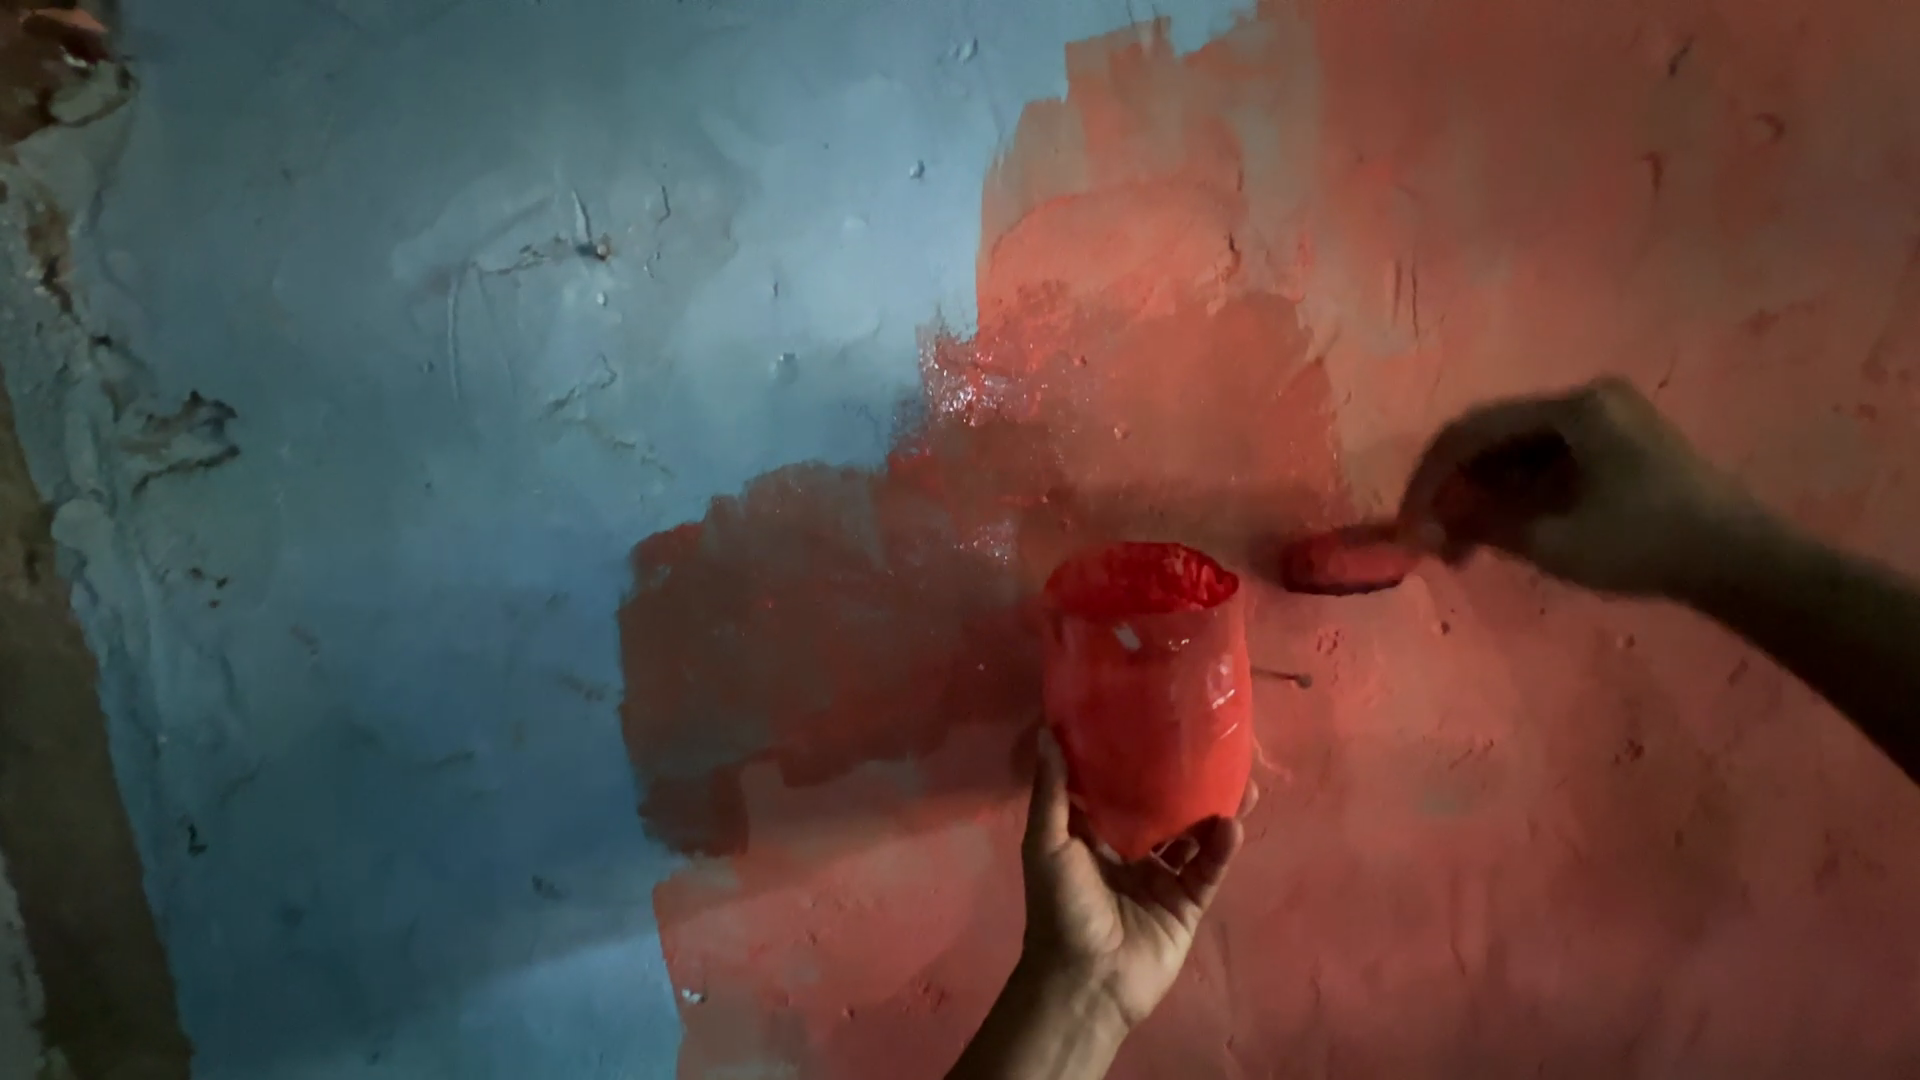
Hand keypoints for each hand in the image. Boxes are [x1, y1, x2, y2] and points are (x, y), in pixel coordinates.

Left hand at [1018, 730, 1248, 1029]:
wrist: (1085, 981)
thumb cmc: (1059, 904)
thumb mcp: (1046, 841)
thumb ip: (1052, 789)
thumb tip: (1046, 731)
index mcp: (1093, 833)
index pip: (1116, 786)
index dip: (1132, 759)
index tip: (1152, 722)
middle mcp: (1129, 849)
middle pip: (1162, 808)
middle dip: (1184, 783)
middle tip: (1210, 749)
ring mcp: (1160, 877)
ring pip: (1193, 836)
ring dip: (1213, 811)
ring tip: (1240, 781)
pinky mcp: (1185, 904)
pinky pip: (1207, 870)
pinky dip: (1221, 849)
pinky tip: (1232, 823)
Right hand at [1399, 377, 1759, 595]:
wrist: (1745, 564)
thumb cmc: (1644, 545)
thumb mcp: (1549, 540)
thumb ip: (1477, 525)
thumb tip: (1423, 529)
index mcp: (1572, 408)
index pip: (1469, 433)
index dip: (1427, 479)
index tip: (1407, 522)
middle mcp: (1583, 399)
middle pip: (1486, 439)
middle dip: (1450, 491)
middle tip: (1429, 537)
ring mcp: (1600, 419)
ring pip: (1507, 453)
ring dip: (1475, 498)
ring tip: (1460, 546)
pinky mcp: (1610, 443)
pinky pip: (1535, 462)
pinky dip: (1507, 496)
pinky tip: (1496, 532)